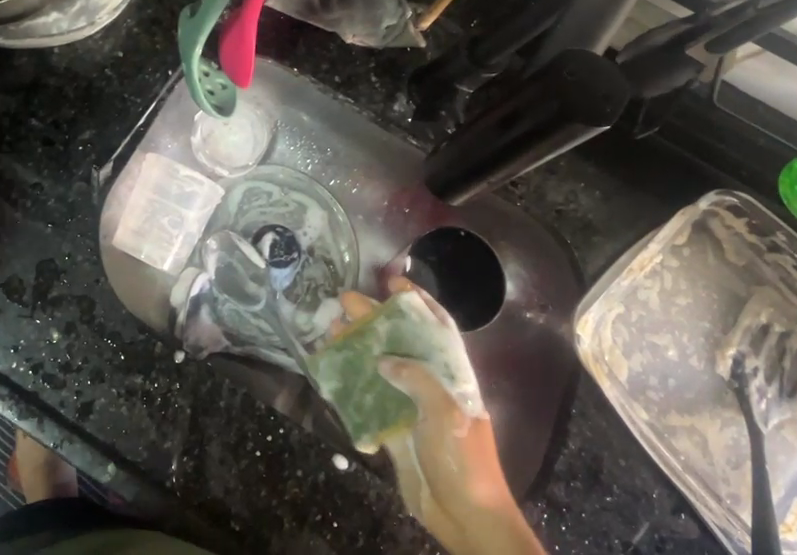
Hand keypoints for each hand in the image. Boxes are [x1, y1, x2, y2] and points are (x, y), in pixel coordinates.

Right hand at [338, 280, 542, 554]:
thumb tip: (382, 360)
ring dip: (356, 350)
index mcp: (452, 374)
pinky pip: (368, 402)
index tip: (392, 281)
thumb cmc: (463, 459)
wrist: (465, 516)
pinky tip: (330, 374)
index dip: (418, 301)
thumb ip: (416, 378)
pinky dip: (349, 388)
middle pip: (400, 343)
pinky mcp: (394, 431)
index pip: (437, 326)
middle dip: (373, 320)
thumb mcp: (445, 412)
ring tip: (330, 331)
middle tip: (344, 302)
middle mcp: (430, 384)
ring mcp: (410, 407)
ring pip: (379, 369)